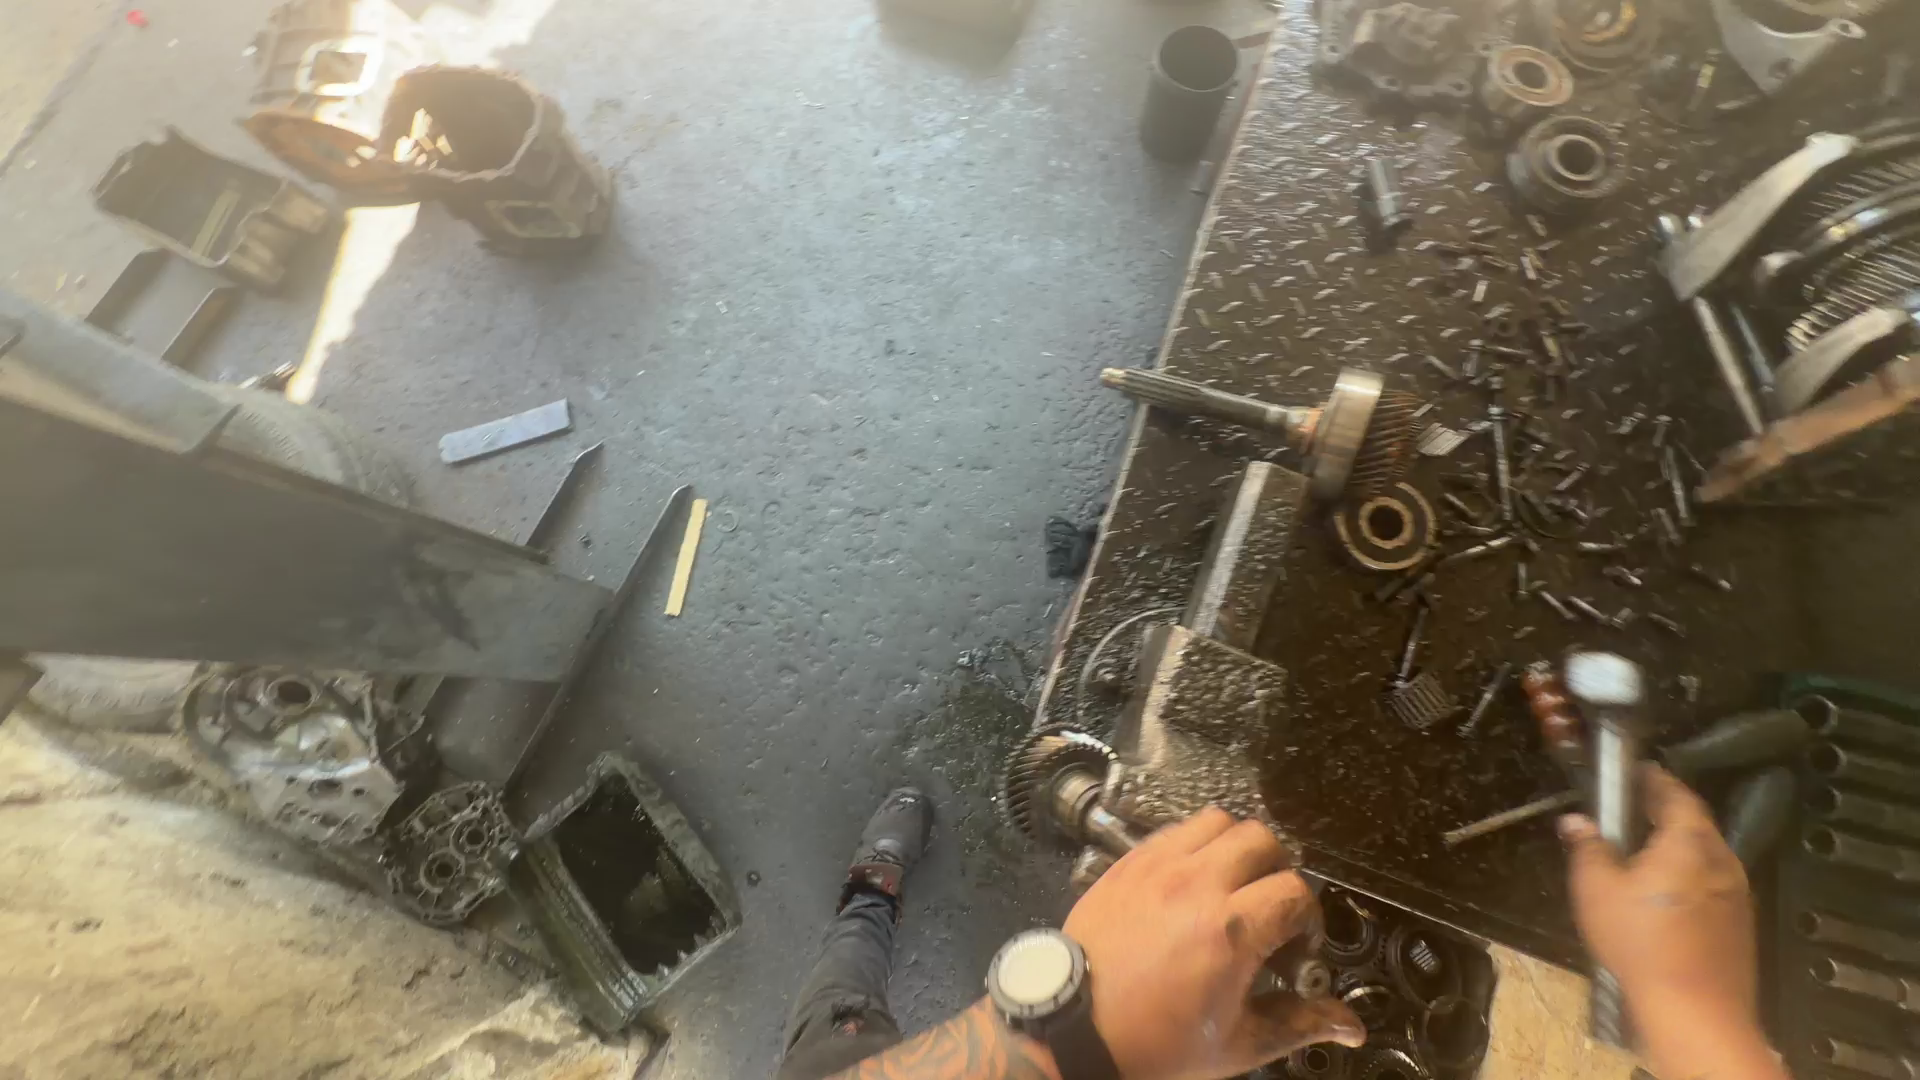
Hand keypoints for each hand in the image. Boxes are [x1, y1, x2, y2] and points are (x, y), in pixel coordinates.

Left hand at [1063, 807, 1363, 1079]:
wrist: (1078, 1022)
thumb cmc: (1158, 1041)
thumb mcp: (1237, 1044)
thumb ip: (1298, 1023)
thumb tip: (1351, 1024)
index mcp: (1230, 929)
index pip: (1295, 890)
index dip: (1308, 917)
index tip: (1296, 945)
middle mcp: (1197, 883)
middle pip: (1261, 837)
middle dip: (1278, 868)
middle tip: (1269, 906)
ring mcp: (1159, 863)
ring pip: (1217, 820)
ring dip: (1236, 845)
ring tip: (1233, 885)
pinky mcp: (1131, 858)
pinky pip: (1175, 828)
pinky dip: (1196, 842)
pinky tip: (1193, 880)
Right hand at [1559, 765, 1756, 1028]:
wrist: (1694, 1009)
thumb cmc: (1638, 937)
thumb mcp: (1594, 885)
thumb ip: (1587, 847)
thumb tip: (1577, 821)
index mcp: (1689, 846)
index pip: (1679, 797)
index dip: (1658, 779)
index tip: (1637, 769)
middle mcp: (1721, 864)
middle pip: (1697, 824)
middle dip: (1666, 809)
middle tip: (1632, 802)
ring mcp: (1736, 896)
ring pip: (1706, 852)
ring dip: (1677, 839)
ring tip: (1640, 841)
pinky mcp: (1737, 923)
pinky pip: (1711, 878)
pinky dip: (1686, 867)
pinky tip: (1659, 883)